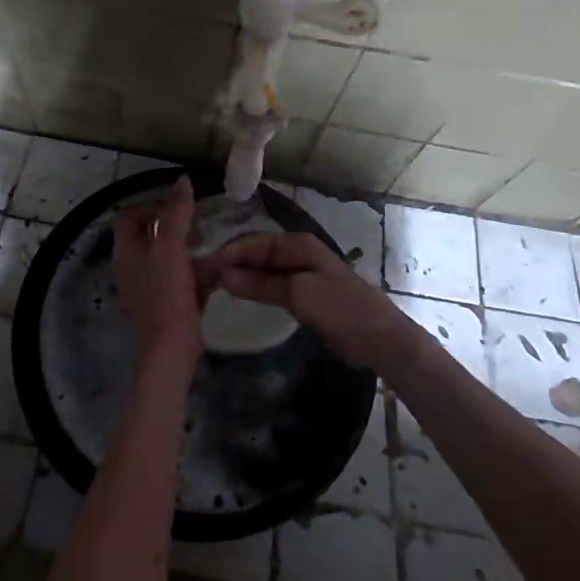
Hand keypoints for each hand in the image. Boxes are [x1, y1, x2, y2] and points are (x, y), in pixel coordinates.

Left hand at [112, 175, 201, 354]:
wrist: (171, 344)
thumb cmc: (167, 291)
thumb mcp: (172, 246)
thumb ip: (176, 212)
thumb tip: (182, 180)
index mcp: (125, 250)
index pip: (128, 215)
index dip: (151, 205)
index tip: (178, 206)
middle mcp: (130, 266)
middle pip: (148, 235)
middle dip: (174, 227)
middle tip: (198, 227)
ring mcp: (145, 285)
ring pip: (164, 257)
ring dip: (186, 250)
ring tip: (208, 248)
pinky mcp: (162, 302)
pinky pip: (175, 278)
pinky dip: (192, 272)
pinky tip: (213, 273)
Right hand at [196, 231, 415, 371]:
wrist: (378, 338)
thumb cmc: (340, 308)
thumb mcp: (297, 293)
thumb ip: (260, 283)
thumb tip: (224, 274)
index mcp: (297, 244)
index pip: (252, 242)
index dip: (226, 253)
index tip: (201, 268)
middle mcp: (297, 254)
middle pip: (255, 254)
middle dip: (230, 264)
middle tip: (201, 281)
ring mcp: (300, 274)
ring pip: (261, 271)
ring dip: (240, 277)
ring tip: (212, 289)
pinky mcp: (303, 295)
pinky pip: (271, 286)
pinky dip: (254, 289)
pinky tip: (238, 298)